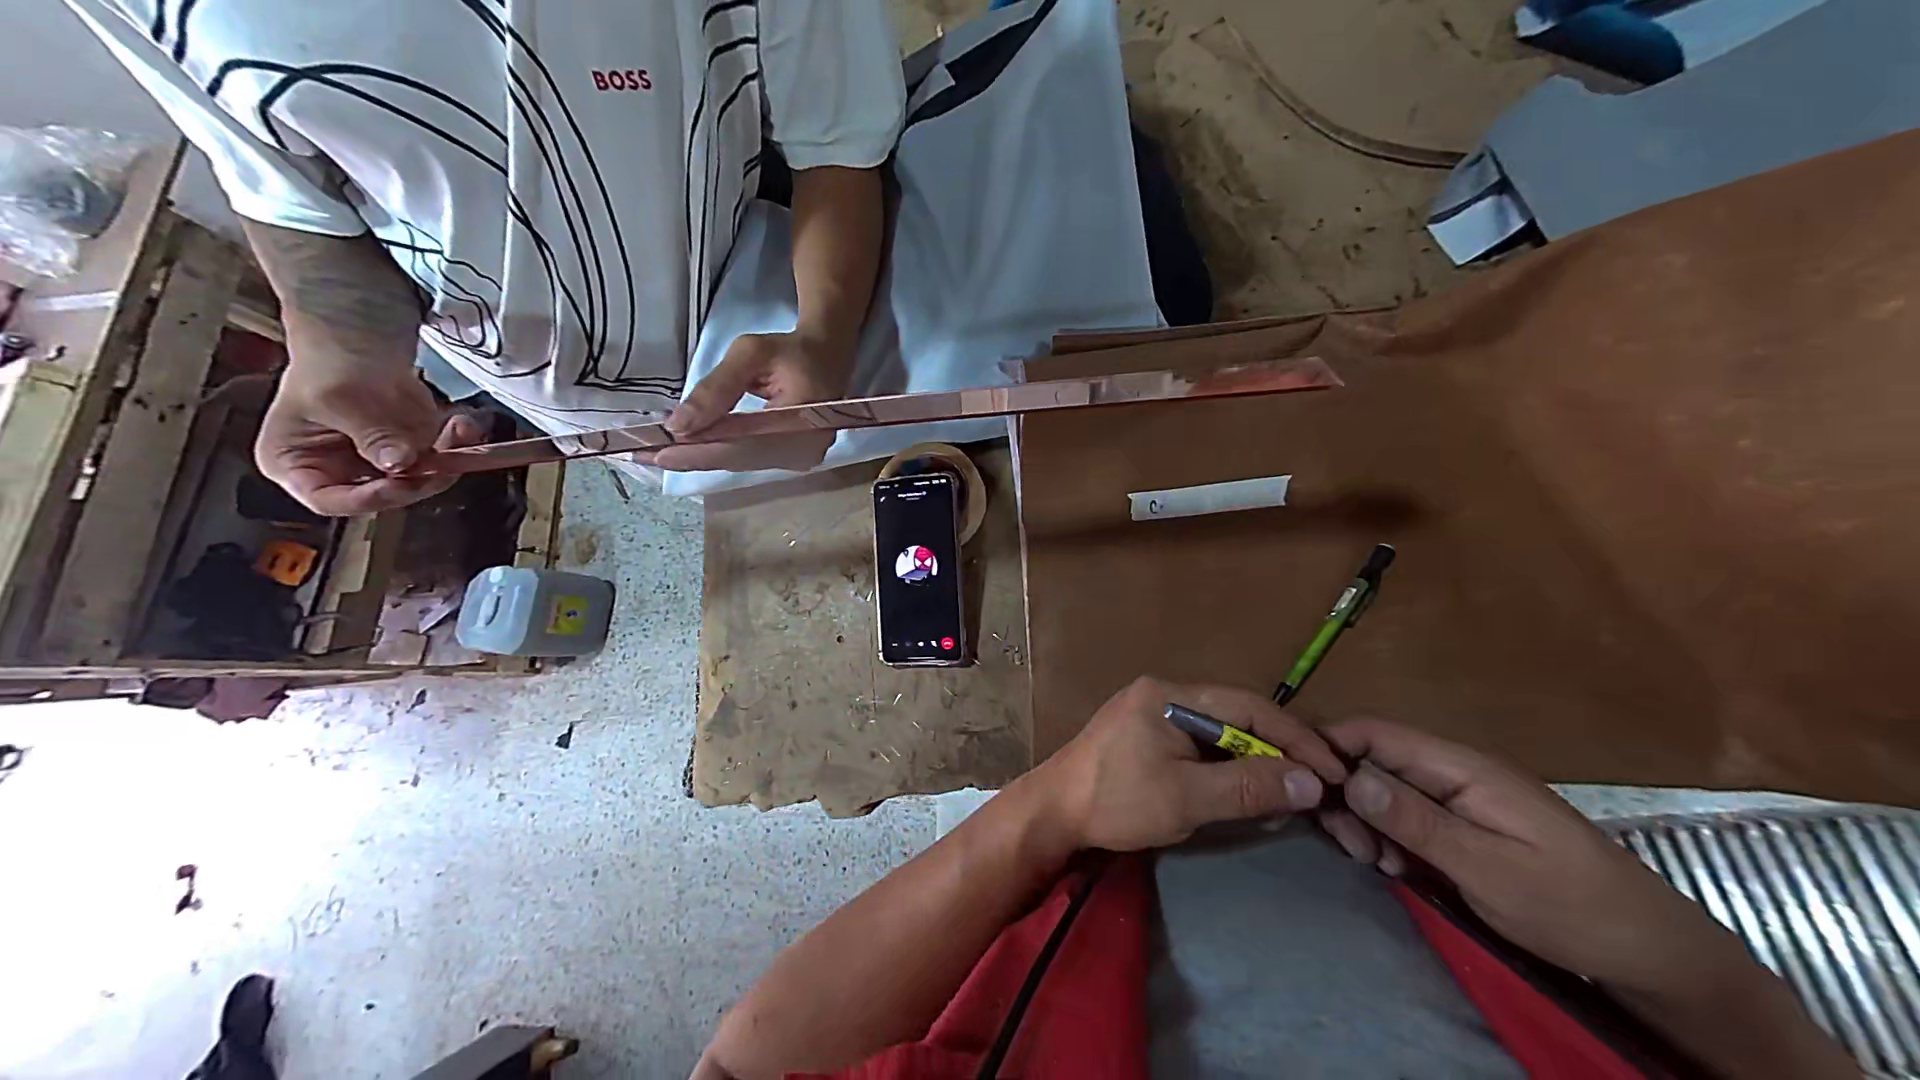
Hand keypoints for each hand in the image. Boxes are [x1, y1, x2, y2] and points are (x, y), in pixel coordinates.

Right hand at [256, 359, 484, 515]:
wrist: (362, 346)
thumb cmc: (333, 368)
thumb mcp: (340, 400)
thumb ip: (371, 436)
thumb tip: (396, 463)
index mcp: (294, 465)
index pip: (328, 501)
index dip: (366, 499)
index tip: (400, 484)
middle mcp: (337, 473)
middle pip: (383, 495)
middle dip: (419, 479)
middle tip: (442, 461)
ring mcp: (378, 467)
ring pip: (419, 482)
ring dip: (446, 462)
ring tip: (459, 430)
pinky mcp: (410, 457)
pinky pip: (438, 463)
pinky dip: (455, 448)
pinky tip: (462, 427)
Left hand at [636, 331, 850, 472]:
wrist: (828, 357)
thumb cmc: (788, 350)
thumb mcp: (749, 354)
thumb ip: (715, 389)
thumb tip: (678, 425)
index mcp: (799, 422)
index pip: (739, 446)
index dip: (695, 452)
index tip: (652, 454)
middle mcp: (803, 451)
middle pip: (737, 460)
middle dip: (689, 457)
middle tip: (642, 455)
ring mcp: (801, 460)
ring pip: (741, 464)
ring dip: (700, 457)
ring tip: (658, 452)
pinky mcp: (794, 460)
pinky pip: (750, 461)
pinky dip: (718, 454)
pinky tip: (691, 449)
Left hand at [1032, 677, 1350, 852]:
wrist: (1053, 812)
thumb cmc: (1116, 801)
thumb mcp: (1186, 798)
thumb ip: (1247, 787)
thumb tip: (1312, 783)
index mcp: (1170, 695)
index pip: (1248, 707)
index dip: (1295, 738)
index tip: (1334, 770)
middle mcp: (1162, 693)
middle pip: (1234, 715)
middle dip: (1278, 748)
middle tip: (1318, 782)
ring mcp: (1151, 712)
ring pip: (1218, 730)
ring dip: (1253, 758)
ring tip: (1290, 789)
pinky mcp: (1144, 734)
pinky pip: (1198, 742)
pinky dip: (1225, 763)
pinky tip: (1244, 786)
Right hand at [1317, 719, 1740, 995]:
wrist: (1655, 955)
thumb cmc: (1574, 907)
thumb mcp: (1489, 869)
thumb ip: (1416, 821)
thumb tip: (1348, 776)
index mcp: (1462, 768)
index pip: (1375, 733)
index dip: (1330, 746)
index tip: (1300, 784)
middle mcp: (1453, 773)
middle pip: (1372, 760)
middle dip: (1343, 794)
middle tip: (1345, 845)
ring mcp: (1457, 799)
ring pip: (1382, 790)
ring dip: (1363, 820)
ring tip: (1371, 861)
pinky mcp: (1460, 825)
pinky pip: (1404, 816)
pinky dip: (1386, 836)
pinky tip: (1391, 864)